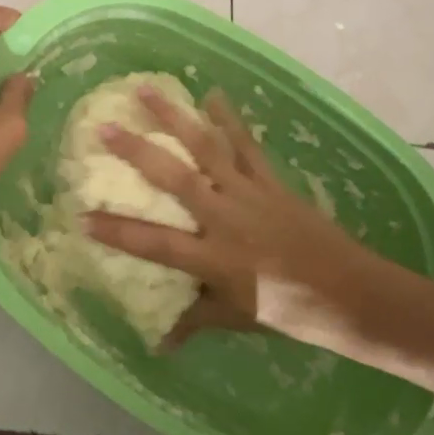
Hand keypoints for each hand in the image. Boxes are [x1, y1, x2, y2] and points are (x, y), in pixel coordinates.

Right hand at [84, 87, 392, 348]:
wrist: (351, 293)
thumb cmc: (289, 312)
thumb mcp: (236, 318)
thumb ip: (194, 320)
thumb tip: (157, 344)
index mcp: (213, 258)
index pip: (155, 243)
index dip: (118, 231)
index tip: (82, 216)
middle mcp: (225, 218)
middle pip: (174, 179)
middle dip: (137, 153)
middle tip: (104, 127)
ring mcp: (248, 194)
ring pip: (205, 150)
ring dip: (174, 118)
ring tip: (147, 90)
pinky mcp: (270, 181)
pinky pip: (245, 146)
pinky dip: (228, 120)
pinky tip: (211, 95)